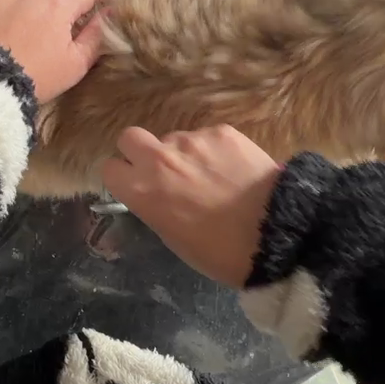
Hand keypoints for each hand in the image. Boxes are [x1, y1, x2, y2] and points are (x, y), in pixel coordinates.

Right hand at [100, 125, 282, 287]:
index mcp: (142, 191)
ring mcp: (192, 141)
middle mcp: (160, 159)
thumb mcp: (174, 239)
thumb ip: (154, 208)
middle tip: (161, 172)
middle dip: (139, 152)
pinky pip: (206, 137)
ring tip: (210, 177)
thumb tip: (156, 195)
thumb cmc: (220, 251)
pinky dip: (213, 151)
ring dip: (182, 154)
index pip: (109, 168)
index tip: (134, 186)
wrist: (275, 232)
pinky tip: (232, 171)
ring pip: (173, 139)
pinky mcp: (222, 132)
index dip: (122, 177)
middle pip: (130, 137)